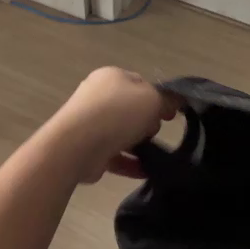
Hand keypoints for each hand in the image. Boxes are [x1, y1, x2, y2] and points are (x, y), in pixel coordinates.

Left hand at [41, 68, 177, 181]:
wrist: (76, 146)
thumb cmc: (117, 114)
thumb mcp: (152, 99)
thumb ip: (167, 100)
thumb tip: (173, 103)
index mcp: (112, 76)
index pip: (141, 83)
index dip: (158, 98)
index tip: (170, 115)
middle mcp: (98, 96)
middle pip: (131, 109)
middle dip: (147, 122)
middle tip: (154, 132)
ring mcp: (90, 123)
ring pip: (122, 133)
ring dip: (139, 145)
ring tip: (155, 156)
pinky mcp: (87, 148)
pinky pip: (114, 155)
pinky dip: (130, 163)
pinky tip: (146, 171)